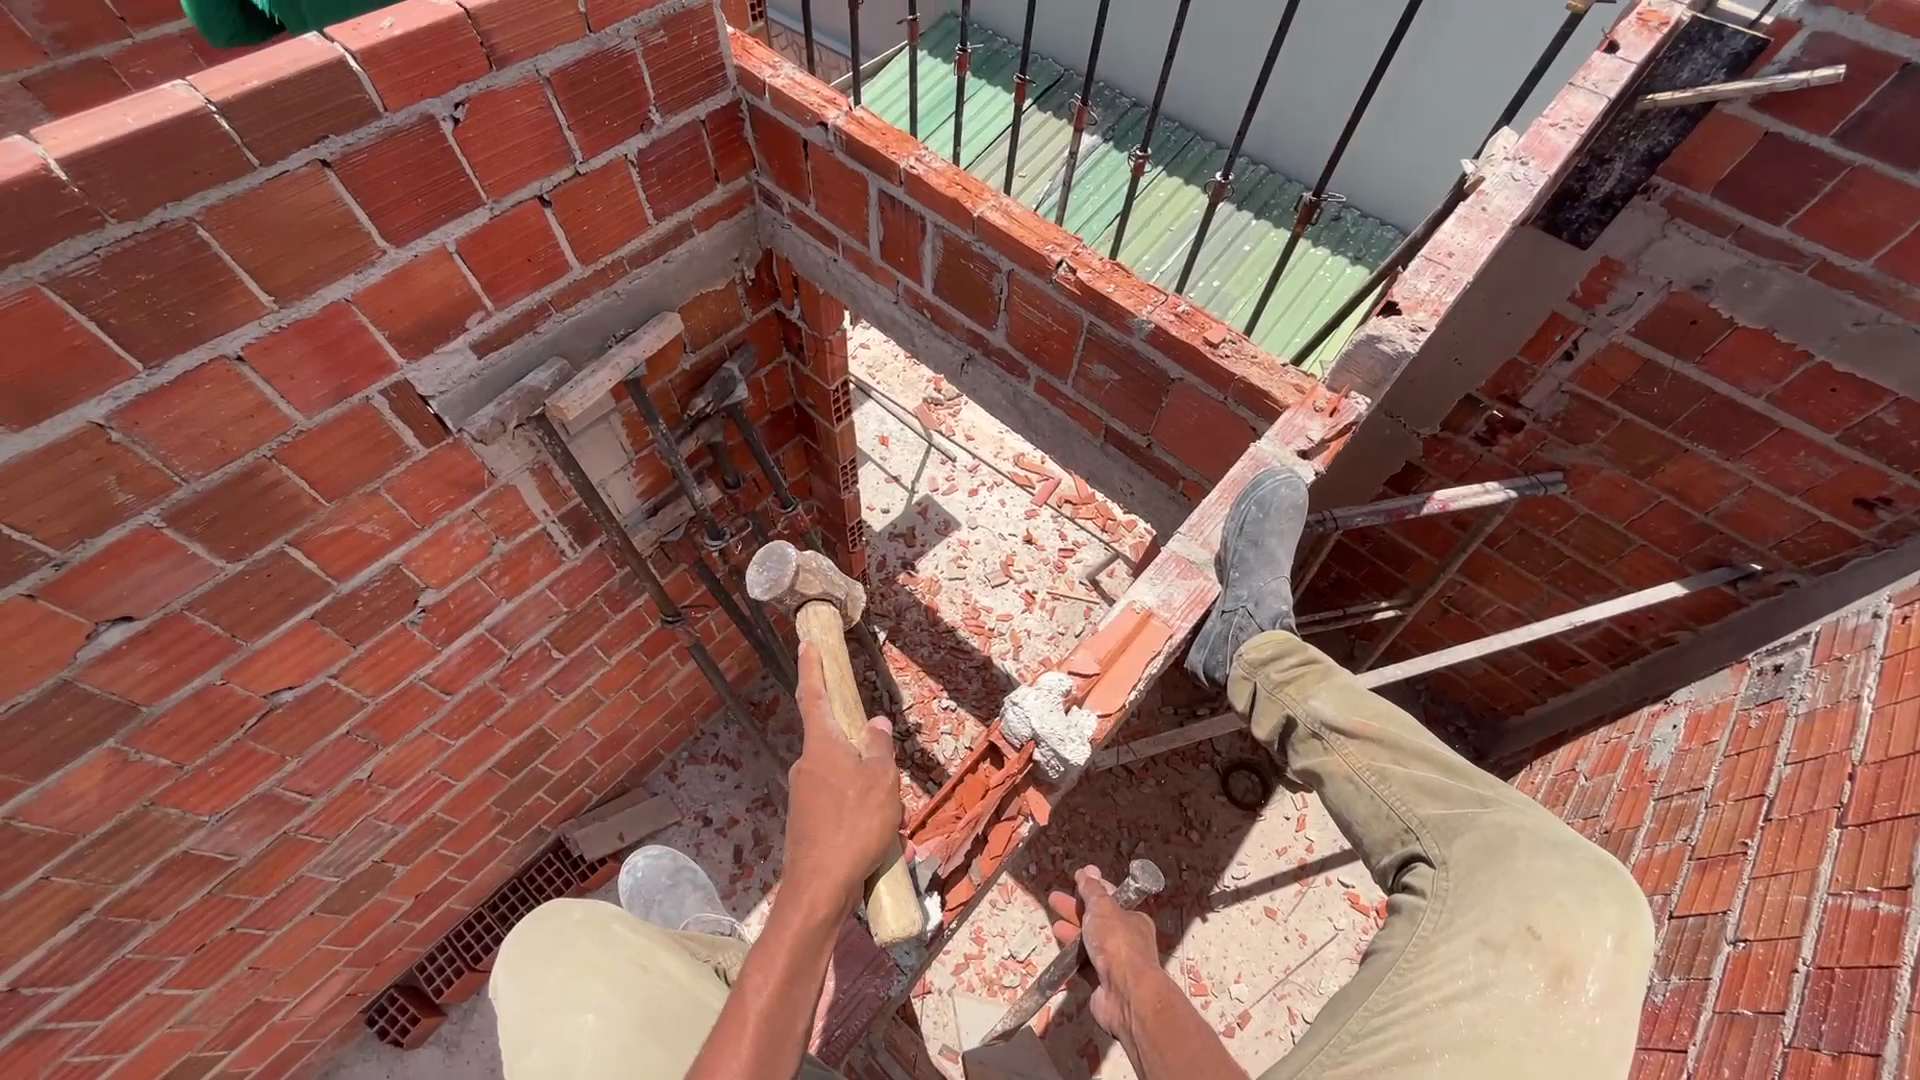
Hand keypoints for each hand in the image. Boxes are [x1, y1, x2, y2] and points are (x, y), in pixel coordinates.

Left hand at [782, 641, 905, 917]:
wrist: (818, 890)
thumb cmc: (854, 827)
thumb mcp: (882, 782)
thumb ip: (880, 748)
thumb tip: (875, 724)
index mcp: (821, 746)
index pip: (814, 696)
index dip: (812, 667)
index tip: (808, 643)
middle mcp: (806, 765)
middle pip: (836, 744)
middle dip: (864, 756)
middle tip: (889, 785)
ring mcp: (803, 795)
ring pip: (841, 779)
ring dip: (867, 792)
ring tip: (890, 823)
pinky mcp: (806, 822)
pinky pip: (838, 804)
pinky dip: (859, 813)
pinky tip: (878, 841)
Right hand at [1048, 865, 1162, 1038]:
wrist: (1125, 994)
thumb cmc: (1117, 943)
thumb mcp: (1102, 907)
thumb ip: (1092, 890)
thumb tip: (1087, 870)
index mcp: (1132, 919)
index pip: (1111, 899)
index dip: (1093, 889)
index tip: (1076, 881)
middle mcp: (1126, 941)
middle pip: (1096, 920)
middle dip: (1075, 910)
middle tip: (1054, 899)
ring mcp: (1114, 964)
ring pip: (1089, 944)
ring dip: (1072, 932)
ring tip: (1054, 925)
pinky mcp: (1102, 984)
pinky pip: (1084, 966)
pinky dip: (1072, 959)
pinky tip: (1059, 953)